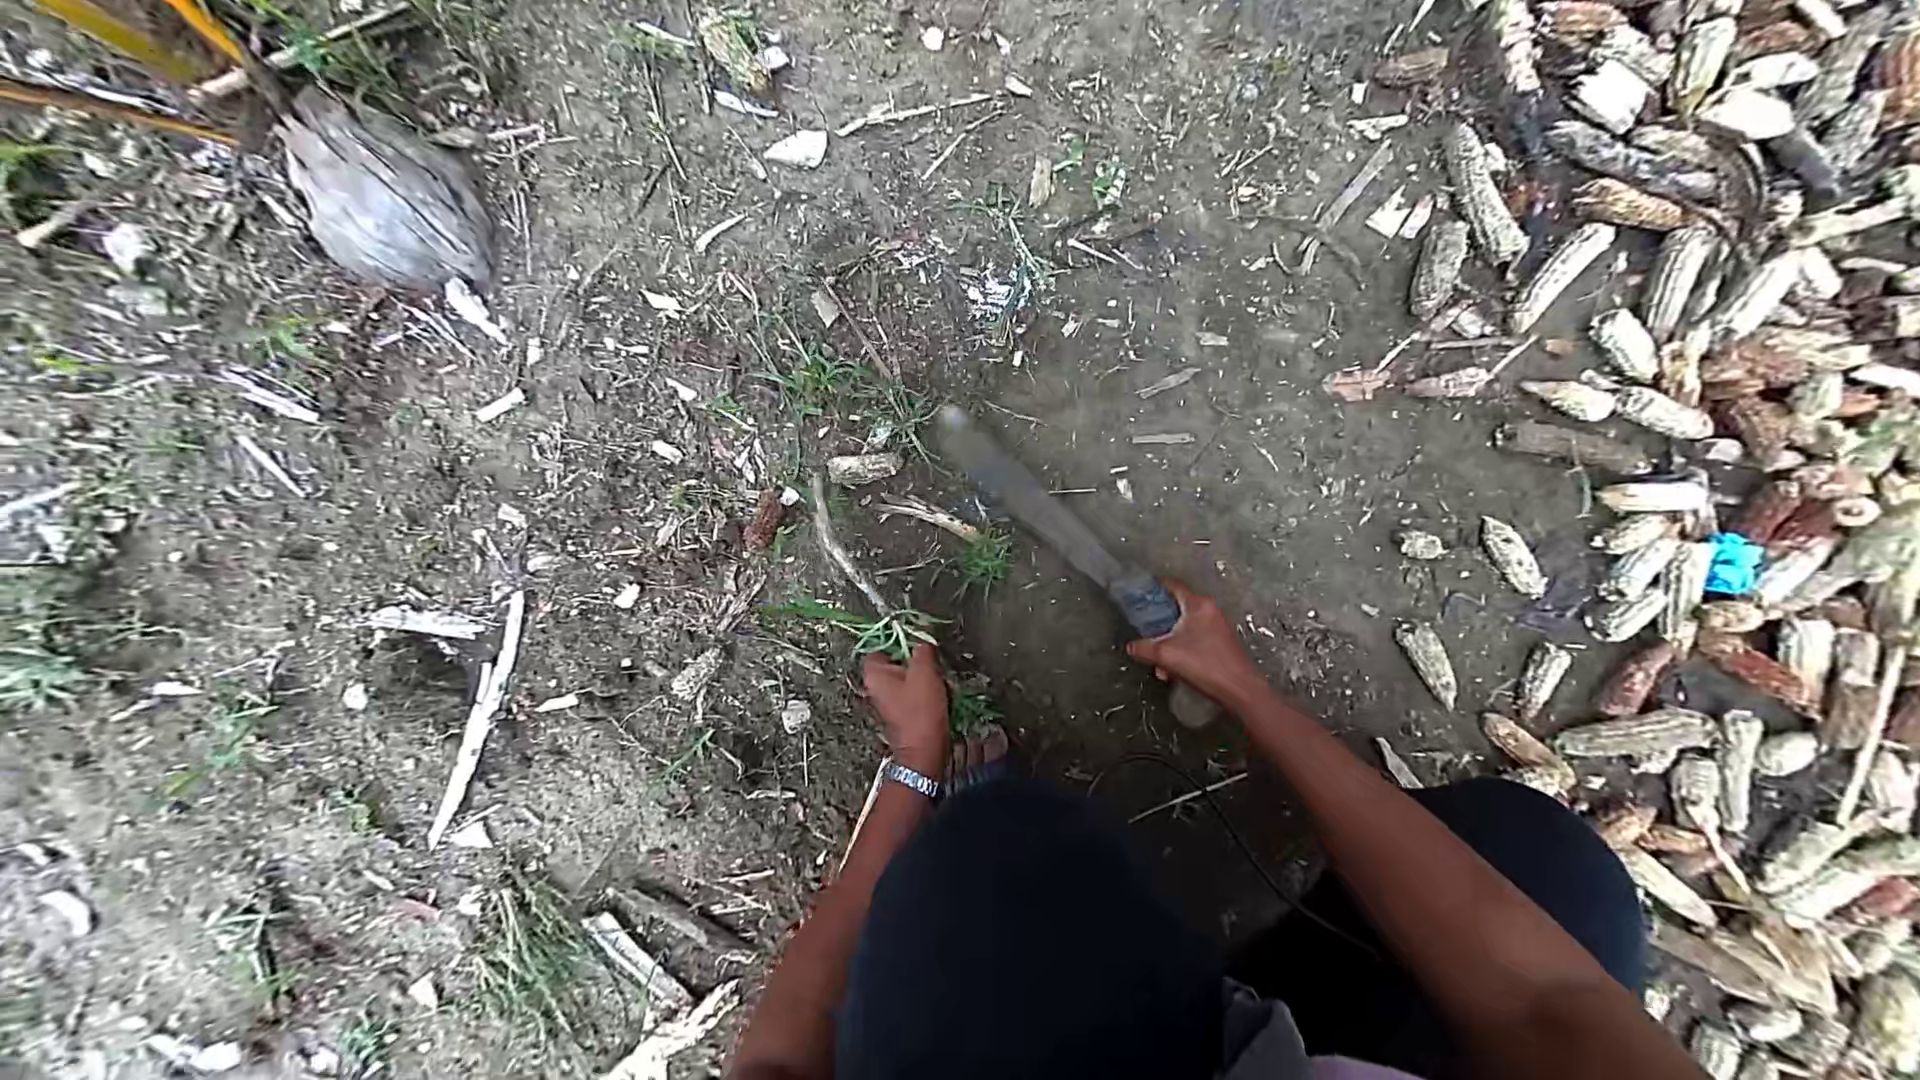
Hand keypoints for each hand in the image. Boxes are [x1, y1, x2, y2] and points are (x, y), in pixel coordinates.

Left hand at [861, 643, 949, 774]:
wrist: (925, 751)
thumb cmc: (920, 710)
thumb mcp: (925, 671)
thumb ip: (923, 650)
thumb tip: (923, 644)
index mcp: (874, 675)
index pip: (881, 648)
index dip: (899, 644)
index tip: (917, 647)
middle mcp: (874, 688)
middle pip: (895, 664)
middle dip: (915, 663)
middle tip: (931, 666)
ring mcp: (886, 703)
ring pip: (906, 680)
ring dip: (922, 679)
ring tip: (937, 682)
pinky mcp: (899, 715)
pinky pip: (911, 696)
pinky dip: (924, 694)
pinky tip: (938, 697)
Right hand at [1125, 580, 1266, 710]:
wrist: (1240, 691)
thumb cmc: (1206, 666)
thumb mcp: (1165, 655)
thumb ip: (1143, 648)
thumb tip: (1131, 647)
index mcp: (1199, 605)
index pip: (1172, 585)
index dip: (1153, 588)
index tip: (1138, 595)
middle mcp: (1210, 611)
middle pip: (1176, 608)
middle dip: (1158, 623)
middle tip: (1144, 632)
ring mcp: (1217, 627)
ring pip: (1183, 627)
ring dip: (1168, 642)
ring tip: (1159, 661)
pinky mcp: (1220, 643)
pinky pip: (1193, 639)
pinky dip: (1180, 650)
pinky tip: (1173, 670)